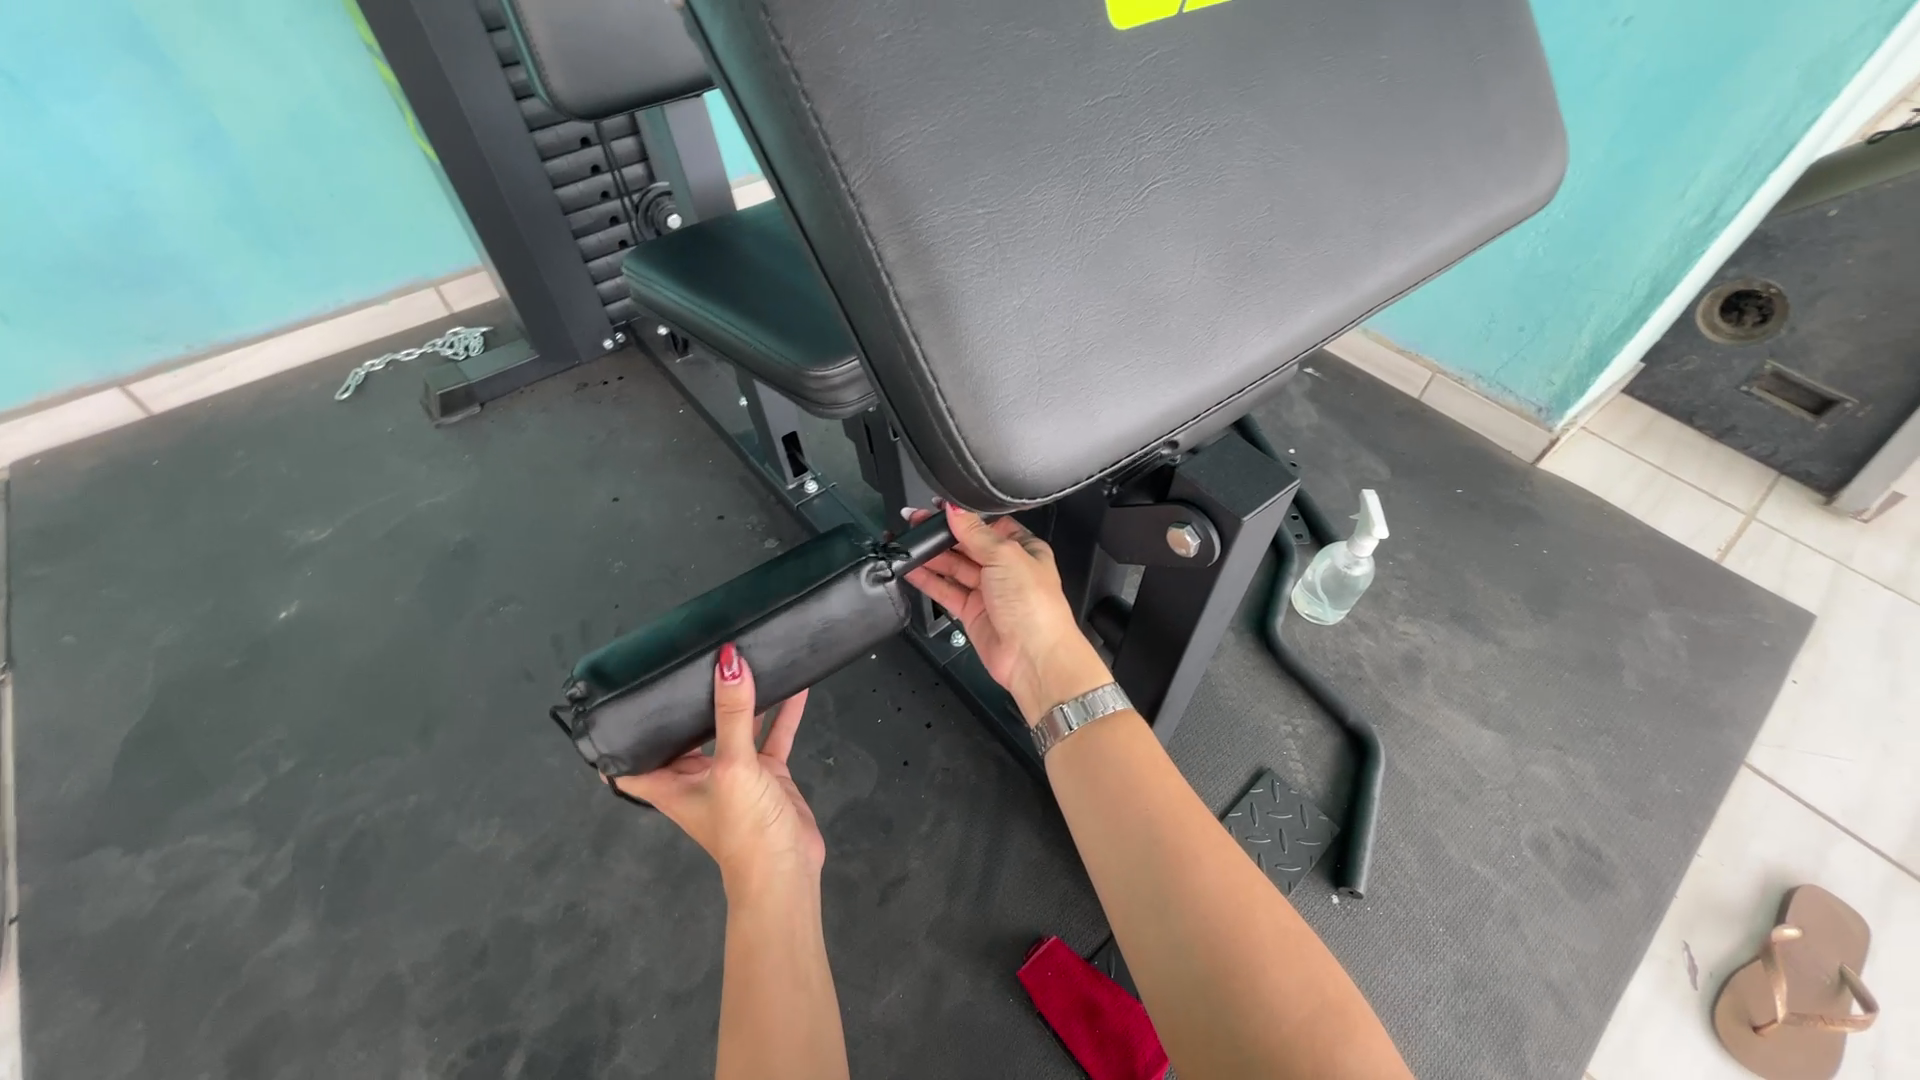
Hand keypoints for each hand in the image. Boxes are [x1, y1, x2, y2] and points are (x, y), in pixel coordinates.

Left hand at [613, 644, 824, 890]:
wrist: (787, 870)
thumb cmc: (742, 825)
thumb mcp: (732, 766)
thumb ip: (733, 714)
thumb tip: (729, 661)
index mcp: (670, 783)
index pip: (630, 761)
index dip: (621, 735)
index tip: (617, 699)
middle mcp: (696, 776)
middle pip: (686, 734)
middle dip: (689, 702)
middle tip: (690, 660)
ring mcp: (735, 774)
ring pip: (734, 728)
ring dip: (739, 701)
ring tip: (743, 660)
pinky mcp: (767, 775)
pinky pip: (772, 736)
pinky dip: (782, 714)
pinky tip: (795, 686)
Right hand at [903, 504, 1113, 723]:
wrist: (1034, 656)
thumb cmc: (1036, 606)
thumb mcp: (1005, 555)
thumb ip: (975, 531)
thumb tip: (955, 508)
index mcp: (1023, 548)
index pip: (987, 525)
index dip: (962, 517)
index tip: (937, 508)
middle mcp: (1006, 569)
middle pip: (967, 545)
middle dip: (942, 536)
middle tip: (914, 523)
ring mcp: (988, 592)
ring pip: (954, 568)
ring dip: (931, 557)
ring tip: (908, 545)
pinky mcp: (973, 613)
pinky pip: (946, 591)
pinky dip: (928, 580)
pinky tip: (912, 569)